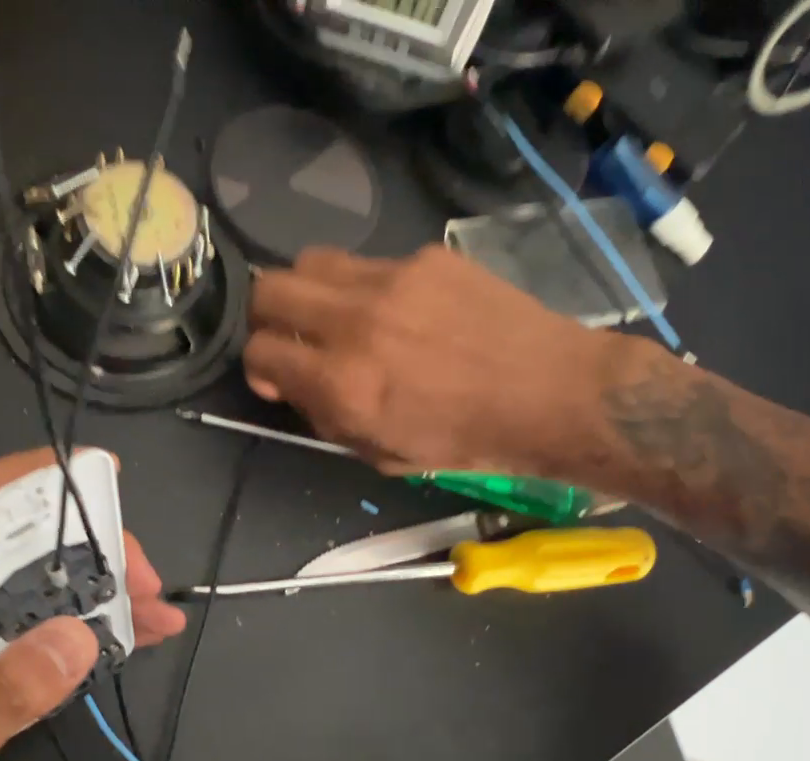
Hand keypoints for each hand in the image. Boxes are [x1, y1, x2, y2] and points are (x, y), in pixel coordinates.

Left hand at [0, 449, 186, 760]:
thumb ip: (7, 693)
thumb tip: (79, 634)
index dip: (35, 476)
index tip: (98, 475)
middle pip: (31, 537)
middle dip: (95, 544)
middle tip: (146, 580)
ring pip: (53, 577)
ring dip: (108, 583)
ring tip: (159, 609)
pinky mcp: (2, 653)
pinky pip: (58, 620)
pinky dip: (102, 620)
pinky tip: (143, 633)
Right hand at [245, 245, 651, 479]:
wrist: (551, 394)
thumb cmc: (465, 440)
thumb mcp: (381, 453)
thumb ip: (325, 415)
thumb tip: (292, 383)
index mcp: (343, 383)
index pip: (258, 352)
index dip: (258, 368)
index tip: (278, 378)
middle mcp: (355, 322)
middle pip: (269, 290)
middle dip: (266, 318)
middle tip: (291, 337)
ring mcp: (391, 280)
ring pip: (310, 261)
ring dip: (306, 290)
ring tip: (332, 314)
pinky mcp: (425, 257)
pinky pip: (368, 262)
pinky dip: (364, 287)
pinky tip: (398, 309)